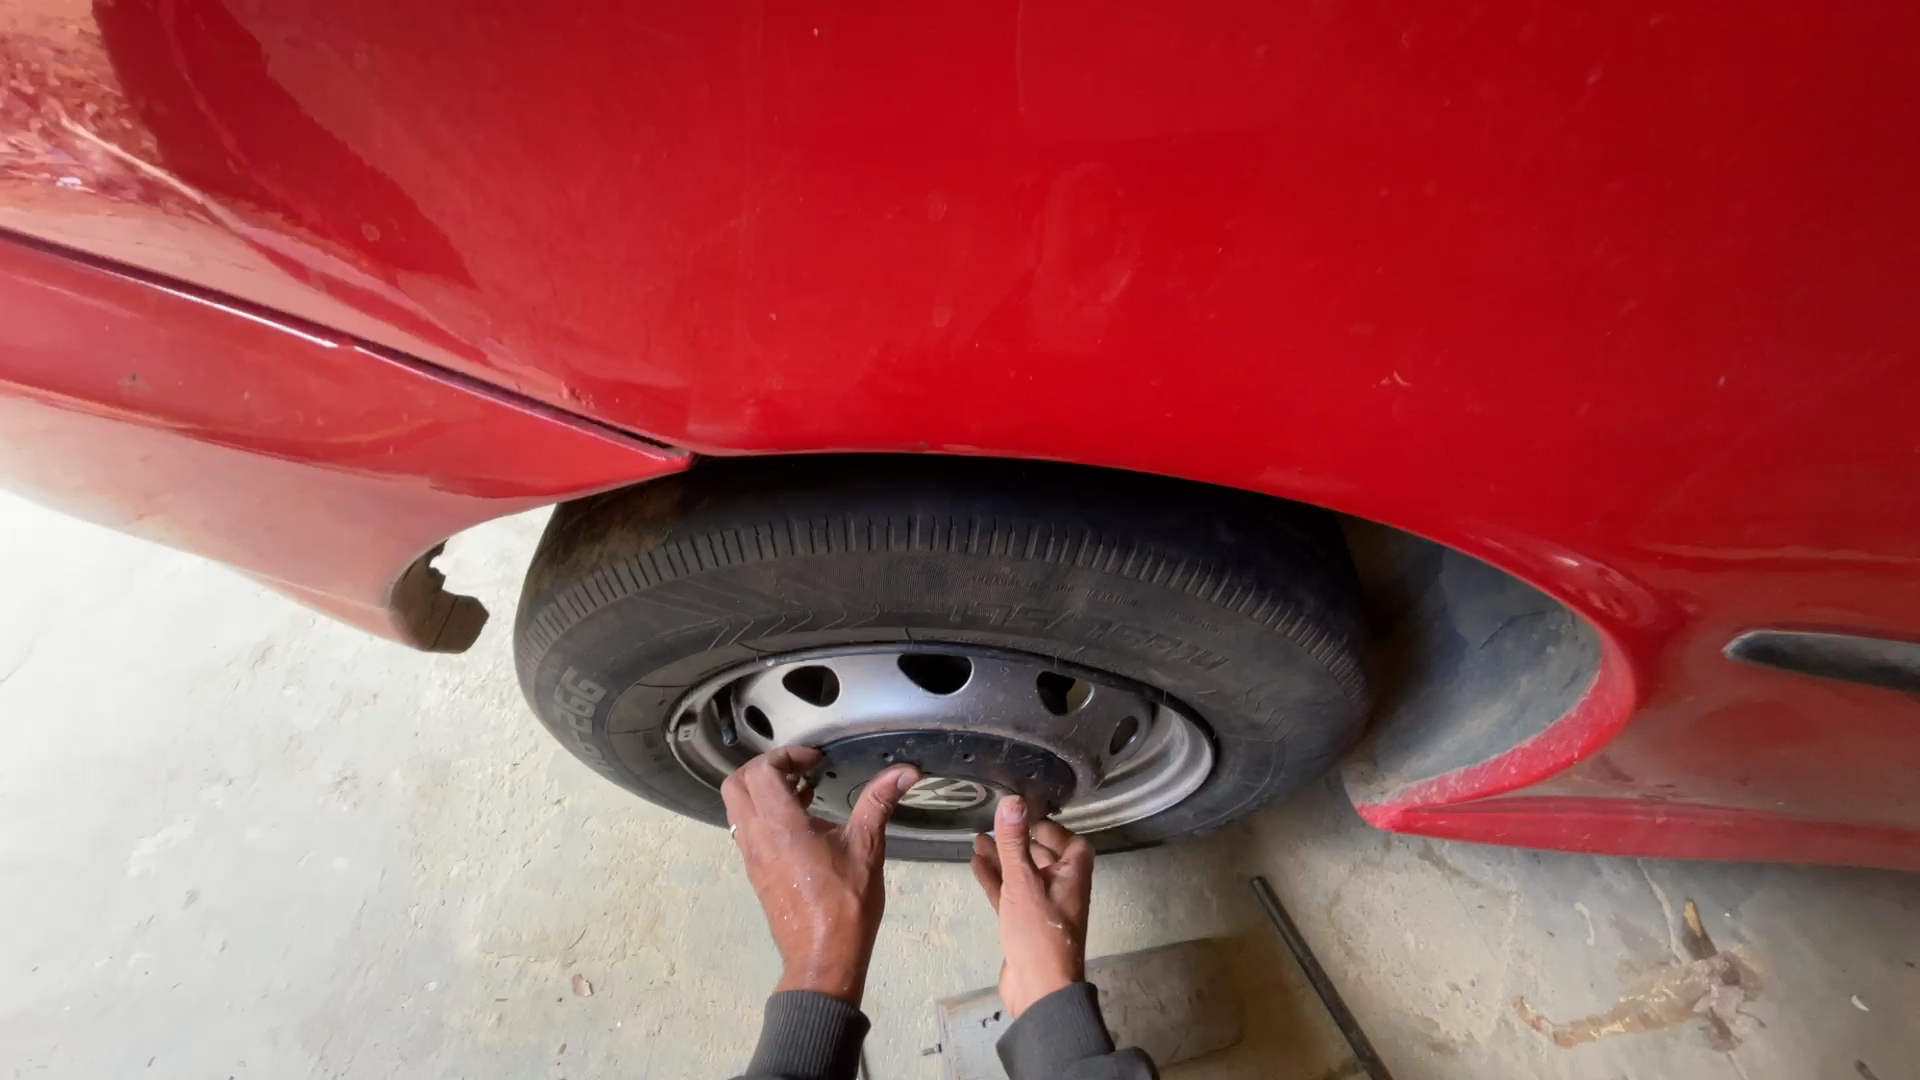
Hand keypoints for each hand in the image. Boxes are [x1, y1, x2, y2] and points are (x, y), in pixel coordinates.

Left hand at [722, 747, 919, 1006]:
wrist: (823, 960)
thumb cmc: (845, 903)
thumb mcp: (867, 847)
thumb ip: (880, 802)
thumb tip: (906, 771)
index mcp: (780, 826)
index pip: (761, 771)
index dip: (786, 755)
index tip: (815, 760)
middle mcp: (756, 837)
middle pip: (736, 784)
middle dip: (766, 767)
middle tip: (800, 768)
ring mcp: (751, 856)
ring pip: (737, 806)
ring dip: (763, 789)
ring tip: (803, 789)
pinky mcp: (756, 870)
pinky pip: (746, 827)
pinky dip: (765, 812)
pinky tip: (801, 819)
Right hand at [970, 795, 1094, 1016]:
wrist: (1039, 992)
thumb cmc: (1039, 932)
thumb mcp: (1023, 881)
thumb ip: (1014, 842)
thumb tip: (1011, 801)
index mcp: (1072, 876)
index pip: (1070, 842)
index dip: (1050, 827)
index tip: (1027, 814)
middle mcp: (1061, 888)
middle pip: (1042, 856)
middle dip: (1019, 839)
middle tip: (998, 823)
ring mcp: (1042, 907)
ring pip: (1022, 874)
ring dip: (1002, 857)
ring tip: (978, 838)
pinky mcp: (1024, 924)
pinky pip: (1009, 893)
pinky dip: (995, 879)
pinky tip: (975, 863)